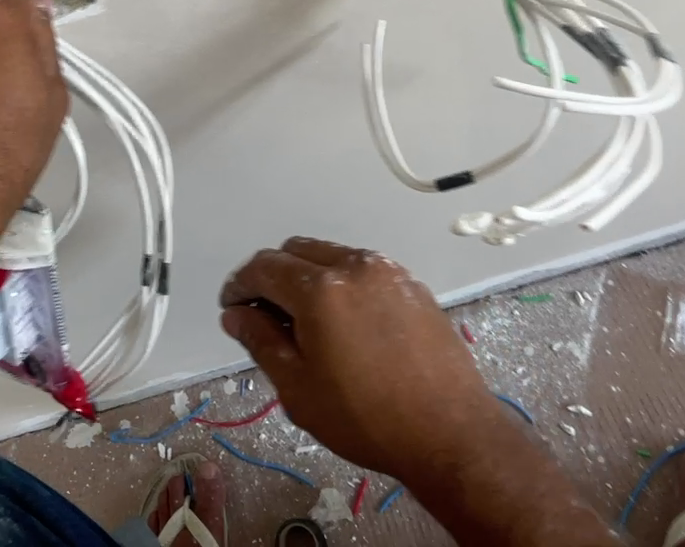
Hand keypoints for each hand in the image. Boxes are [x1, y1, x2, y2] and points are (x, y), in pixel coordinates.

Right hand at [217, 237, 498, 482]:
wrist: (452, 434)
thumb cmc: (366, 417)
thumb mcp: (298, 388)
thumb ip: (260, 341)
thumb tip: (235, 314)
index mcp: (319, 289)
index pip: (264, 267)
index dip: (240, 285)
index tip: (232, 307)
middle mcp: (352, 265)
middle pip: (295, 250)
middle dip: (272, 275)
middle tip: (265, 314)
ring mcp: (386, 270)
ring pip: (329, 254)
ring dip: (306, 275)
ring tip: (305, 318)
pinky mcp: (410, 283)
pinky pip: (361, 267)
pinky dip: (340, 281)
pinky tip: (345, 320)